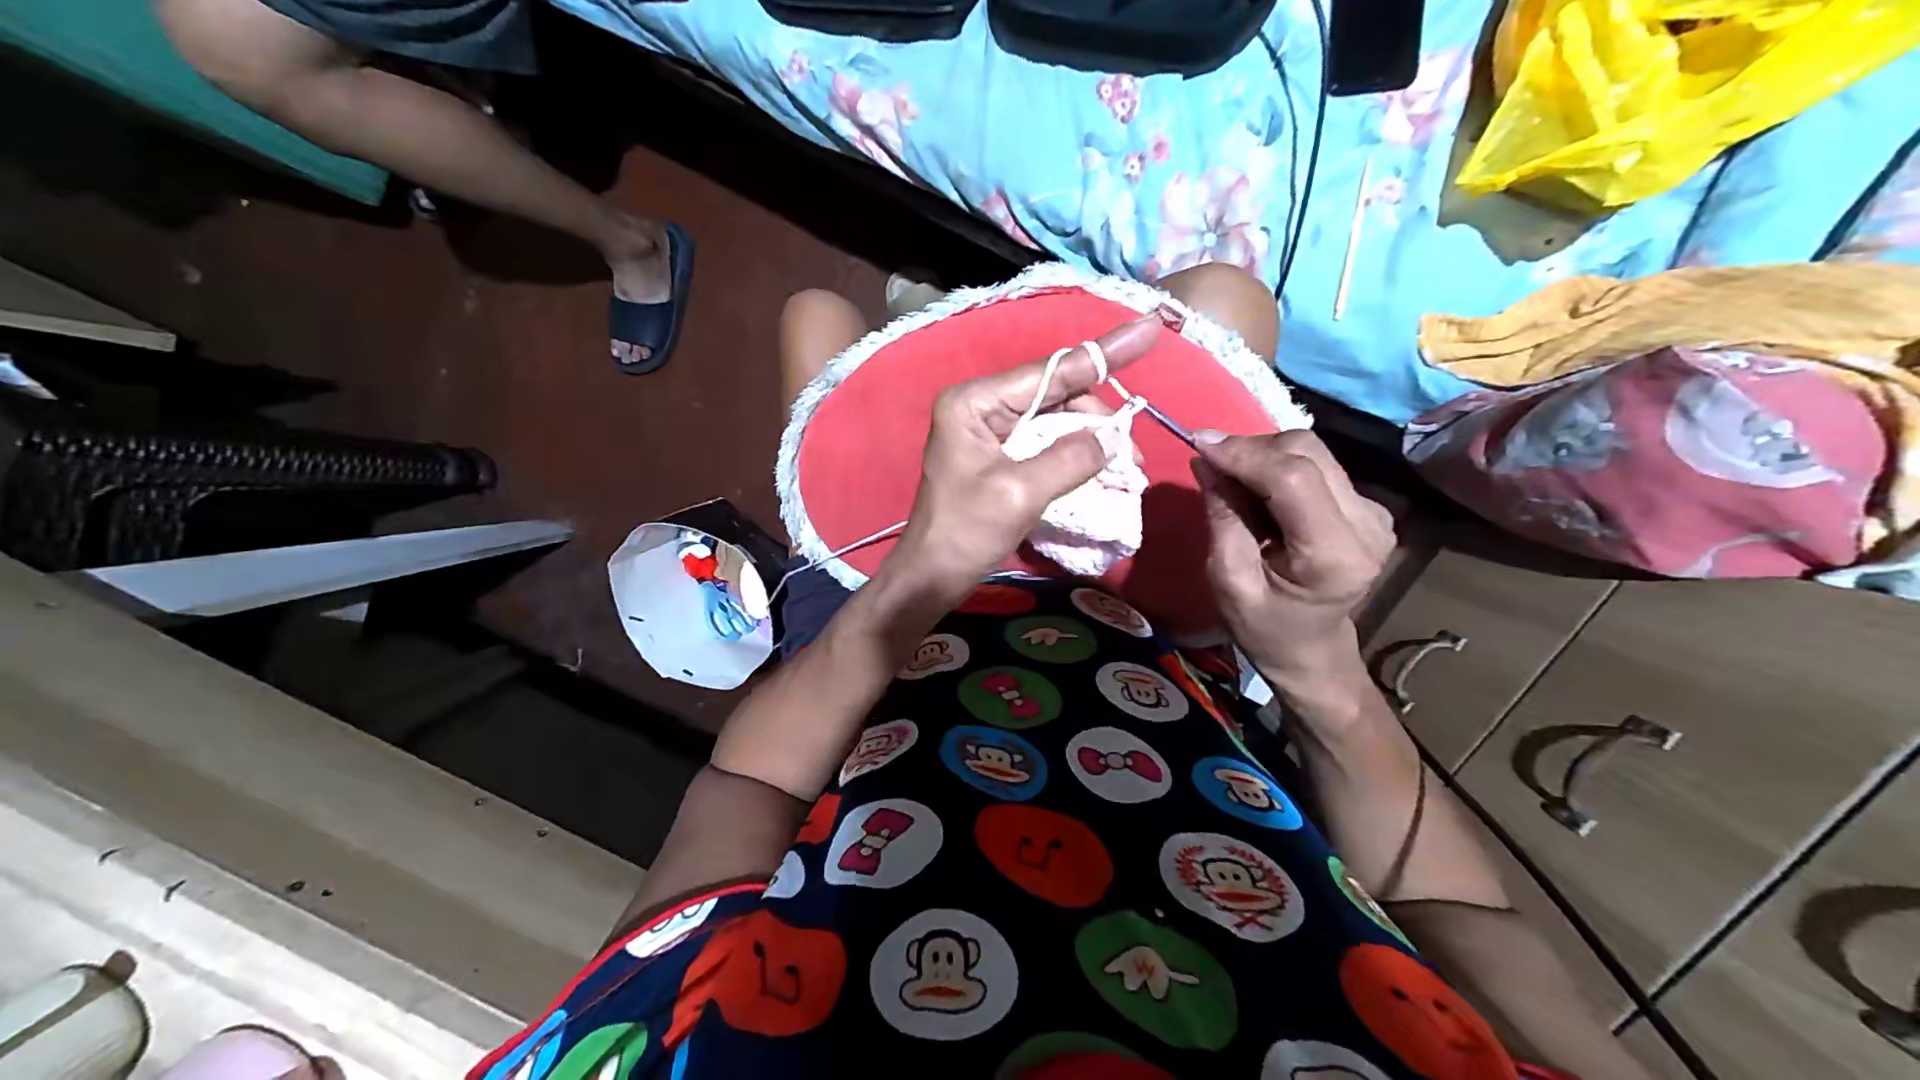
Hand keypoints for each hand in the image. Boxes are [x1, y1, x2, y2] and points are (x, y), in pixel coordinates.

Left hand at [887, 316, 1162, 597]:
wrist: (932, 576)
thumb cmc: (965, 532)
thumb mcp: (1019, 493)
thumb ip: (1069, 458)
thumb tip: (1112, 437)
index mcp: (975, 402)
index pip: (1050, 372)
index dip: (1103, 354)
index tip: (1150, 327)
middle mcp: (982, 407)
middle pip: (1057, 396)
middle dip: (1099, 418)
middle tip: (1132, 453)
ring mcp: (990, 432)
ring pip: (1056, 421)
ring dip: (1092, 441)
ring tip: (1124, 468)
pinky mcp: (1000, 457)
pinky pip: (1047, 445)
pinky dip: (1076, 456)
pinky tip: (1102, 470)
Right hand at [1190, 430, 1394, 700]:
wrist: (1309, 649)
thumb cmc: (1263, 626)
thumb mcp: (1228, 581)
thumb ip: (1222, 517)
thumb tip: (1207, 460)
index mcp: (1335, 555)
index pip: (1293, 478)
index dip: (1244, 453)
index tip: (1198, 444)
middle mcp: (1367, 524)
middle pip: (1306, 453)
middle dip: (1251, 449)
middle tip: (1211, 464)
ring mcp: (1374, 511)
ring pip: (1312, 452)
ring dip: (1263, 456)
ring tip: (1233, 482)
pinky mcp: (1367, 505)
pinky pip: (1316, 465)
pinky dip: (1277, 467)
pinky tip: (1258, 493)